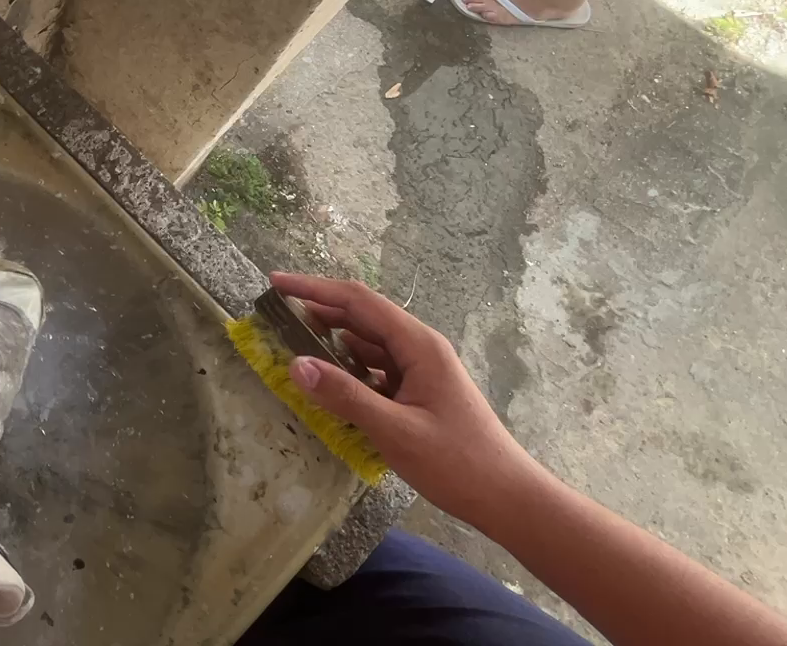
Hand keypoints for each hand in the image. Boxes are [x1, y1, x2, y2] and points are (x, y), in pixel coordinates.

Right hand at [270, 271, 545, 526]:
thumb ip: (345, 395)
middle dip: (316, 309)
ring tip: (291, 343)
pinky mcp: (415, 389)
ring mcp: (418, 368)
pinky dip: (345, 366)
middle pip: (359, 315)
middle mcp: (417, 347)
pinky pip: (372, 366)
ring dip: (329, 339)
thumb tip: (295, 364)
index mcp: (417, 344)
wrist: (511, 502)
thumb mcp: (396, 431)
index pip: (357, 300)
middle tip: (274, 314)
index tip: (276, 283)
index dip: (313, 288)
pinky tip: (326, 380)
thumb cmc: (459, 464)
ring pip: (364, 341)